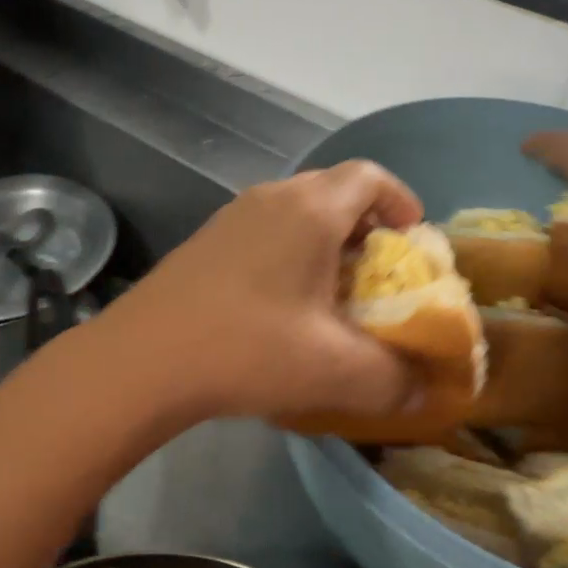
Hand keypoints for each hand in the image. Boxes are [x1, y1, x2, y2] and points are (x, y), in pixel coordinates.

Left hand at [91, 160, 425, 421]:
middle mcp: (274, 197)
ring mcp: (235, 213)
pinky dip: (294, 249)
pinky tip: (287, 303)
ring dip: (329, 239)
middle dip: (369, 225)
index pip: (371, 176)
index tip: (415, 242)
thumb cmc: (247, 348)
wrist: (143, 358)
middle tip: (382, 274)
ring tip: (338, 292)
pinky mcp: (210, 238)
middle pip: (336, 189)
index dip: (402, 201)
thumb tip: (424, 391)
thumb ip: (394, 380)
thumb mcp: (334, 370)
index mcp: (311, 210)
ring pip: (300, 208)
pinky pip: (269, 226)